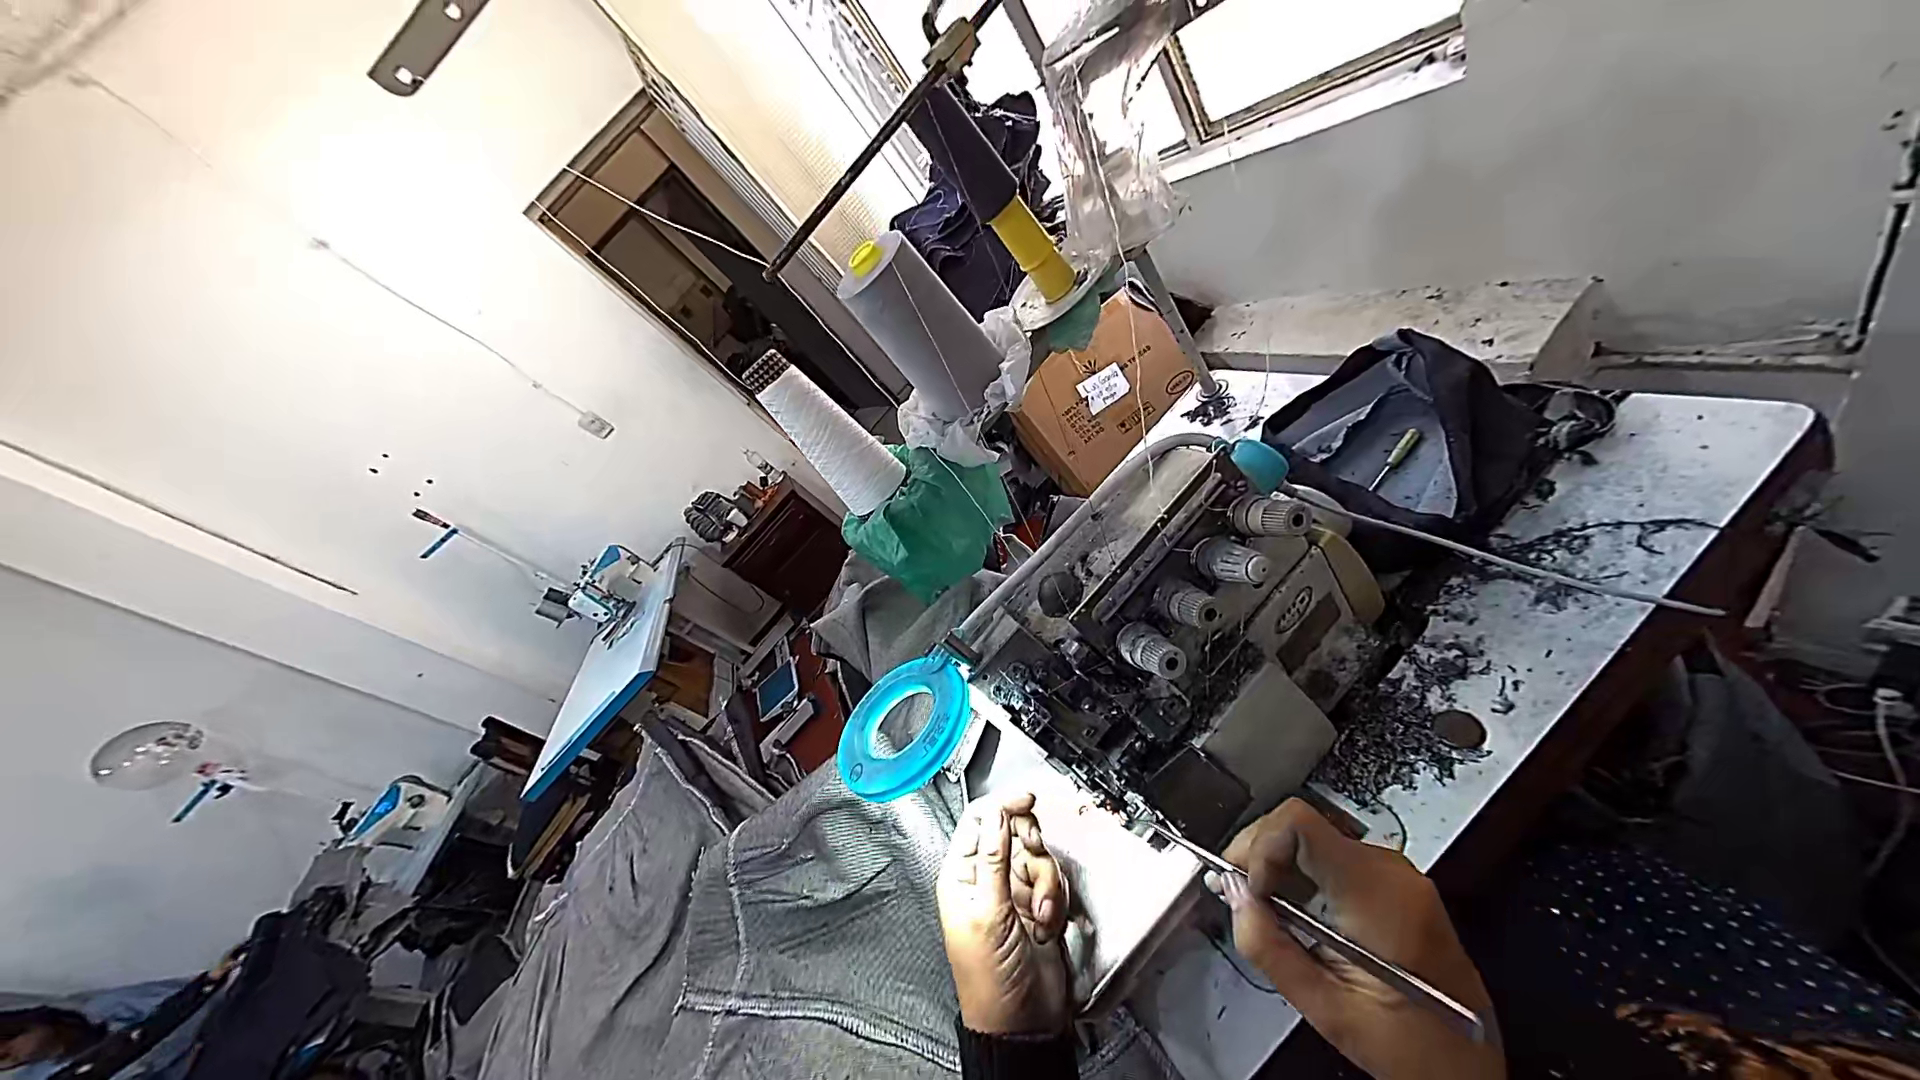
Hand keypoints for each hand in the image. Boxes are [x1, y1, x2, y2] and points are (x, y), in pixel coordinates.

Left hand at [937, 791, 1071, 1034]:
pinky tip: (1047, 925)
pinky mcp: (1036, 904)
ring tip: (1040, 912)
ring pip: (1036, 856)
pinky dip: (1054, 899)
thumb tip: (996, 813)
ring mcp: (1012, 890)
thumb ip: (994, 858)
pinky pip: (1051, 881)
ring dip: (1045, 880)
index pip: (978, 820)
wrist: (1023, 1022)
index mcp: (961, 873)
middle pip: (1012, 831)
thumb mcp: (989, 912)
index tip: (1027, 799)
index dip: (1001, 805)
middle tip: (1034, 854)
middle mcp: (986, 876)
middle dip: (1029, 845)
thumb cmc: (990, 978)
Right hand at [1220, 799, 1503, 1079]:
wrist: (1470, 1068)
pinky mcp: (1389, 879)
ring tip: (1263, 908)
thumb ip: (1270, 948)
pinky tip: (1290, 910)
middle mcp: (1390, 871)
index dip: (1260, 845)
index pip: (1299, 823)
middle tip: (1239, 894)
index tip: (1250, 887)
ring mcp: (1393, 872)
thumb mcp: (1329, 1011)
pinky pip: (1325, 854)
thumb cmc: (1414, 1051)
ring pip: (1307, 836)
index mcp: (1379, 897)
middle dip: (1257, 854)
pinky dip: (1296, 873)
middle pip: (1297, 825)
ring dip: (1273, 864)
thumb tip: (1232, 894)